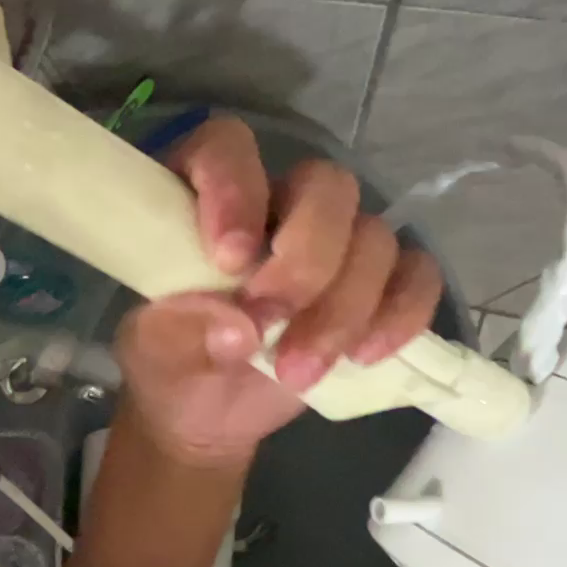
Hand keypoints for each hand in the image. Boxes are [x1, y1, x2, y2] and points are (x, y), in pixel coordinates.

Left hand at [114, 116, 442, 467]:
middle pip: (323, 186)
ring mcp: (328, 246)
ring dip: (343, 309)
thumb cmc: (167, 371)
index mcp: (199, 201)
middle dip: (306, 260)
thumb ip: (178, 332)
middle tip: (269, 320)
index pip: (226, 149)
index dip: (235, 188)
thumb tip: (240, 327)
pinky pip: (415, 276)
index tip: (230, 259)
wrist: (203, 417)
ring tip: (295, 373)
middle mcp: (271, 209)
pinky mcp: (372, 289)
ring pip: (372, 236)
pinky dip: (401, 314)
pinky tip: (364, 356)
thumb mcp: (151, 356)